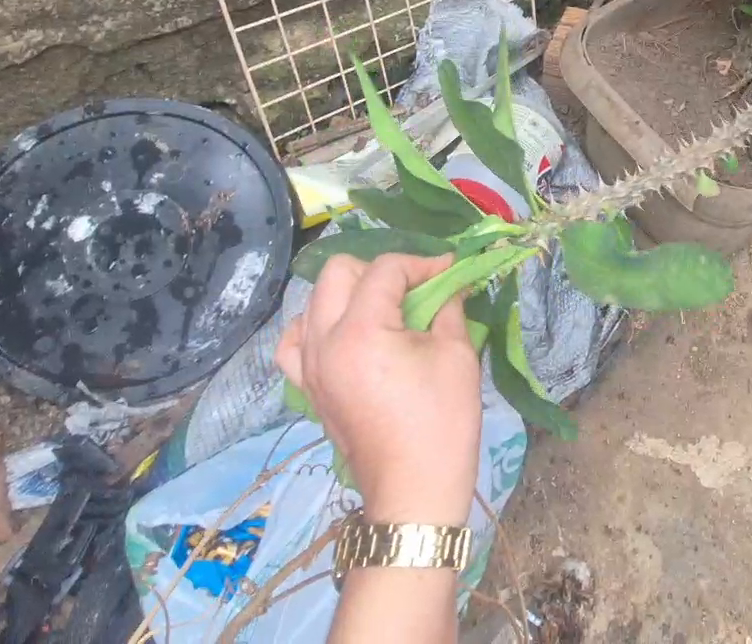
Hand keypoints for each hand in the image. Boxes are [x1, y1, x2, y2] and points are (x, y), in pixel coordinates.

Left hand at [276, 252, 479, 526]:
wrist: (415, 489)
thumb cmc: (442, 421)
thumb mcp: (457, 354)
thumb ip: (448, 307)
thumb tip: (449, 284)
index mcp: (362, 331)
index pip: (385, 270)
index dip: (422, 262)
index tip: (450, 270)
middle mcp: (324, 342)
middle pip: (338, 272)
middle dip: (380, 270)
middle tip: (415, 287)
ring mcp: (309, 366)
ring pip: (313, 301)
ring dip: (348, 293)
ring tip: (383, 308)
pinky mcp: (308, 388)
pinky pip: (294, 342)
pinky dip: (316, 326)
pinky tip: (342, 332)